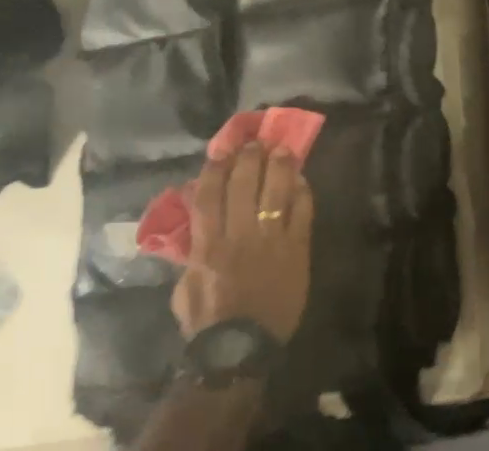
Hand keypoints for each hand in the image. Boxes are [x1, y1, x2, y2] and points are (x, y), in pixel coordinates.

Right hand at [171, 143, 313, 342]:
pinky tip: (302, 179)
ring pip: (277, 194)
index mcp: (208, 247)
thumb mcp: (186, 285)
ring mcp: (273, 240)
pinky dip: (303, 193)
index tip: (221, 150)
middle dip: (250, 160)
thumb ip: (193, 252)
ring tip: (283, 149)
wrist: (240, 347)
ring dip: (280, 168)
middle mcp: (240, 237)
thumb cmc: (207, 320)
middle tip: (256, 141)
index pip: (209, 198)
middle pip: (245, 188)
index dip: (215, 171)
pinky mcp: (298, 248)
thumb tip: (195, 225)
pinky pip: (303, 213)